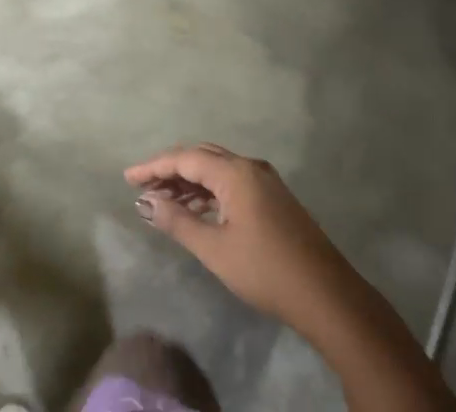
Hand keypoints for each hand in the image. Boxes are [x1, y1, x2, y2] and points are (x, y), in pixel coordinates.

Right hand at [125, 144, 347, 323]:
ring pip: (217, 170)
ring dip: (188, 181)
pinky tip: (194, 210)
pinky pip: (231, 182)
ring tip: (162, 200)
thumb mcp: (214, 248)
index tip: (127, 178)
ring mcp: (266, 182)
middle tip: (143, 186)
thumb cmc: (265, 271)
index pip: (185, 159)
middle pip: (201, 157)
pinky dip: (208, 191)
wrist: (327, 297)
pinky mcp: (274, 199)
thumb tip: (145, 202)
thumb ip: (177, 221)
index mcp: (236, 173)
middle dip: (169, 169)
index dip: (153, 166)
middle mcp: (251, 168)